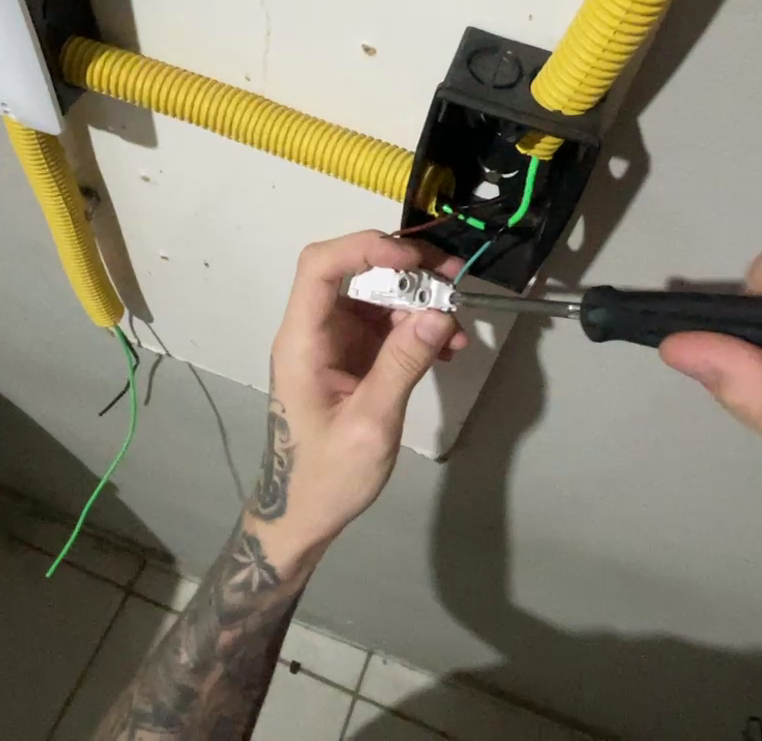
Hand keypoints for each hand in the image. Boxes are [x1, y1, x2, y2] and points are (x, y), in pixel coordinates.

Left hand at [250, 231, 464, 564]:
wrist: (305, 513)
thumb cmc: (326, 475)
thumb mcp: (370, 424)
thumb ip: (402, 364)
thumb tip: (440, 312)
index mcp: (303, 340)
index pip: (320, 266)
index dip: (364, 248)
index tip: (414, 260)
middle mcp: (316, 330)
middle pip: (356, 272)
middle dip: (407, 269)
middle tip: (455, 277)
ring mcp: (335, 340)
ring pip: (377, 295)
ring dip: (420, 300)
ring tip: (458, 322)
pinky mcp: (354, 354)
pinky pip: (387, 324)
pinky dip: (418, 328)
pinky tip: (448, 346)